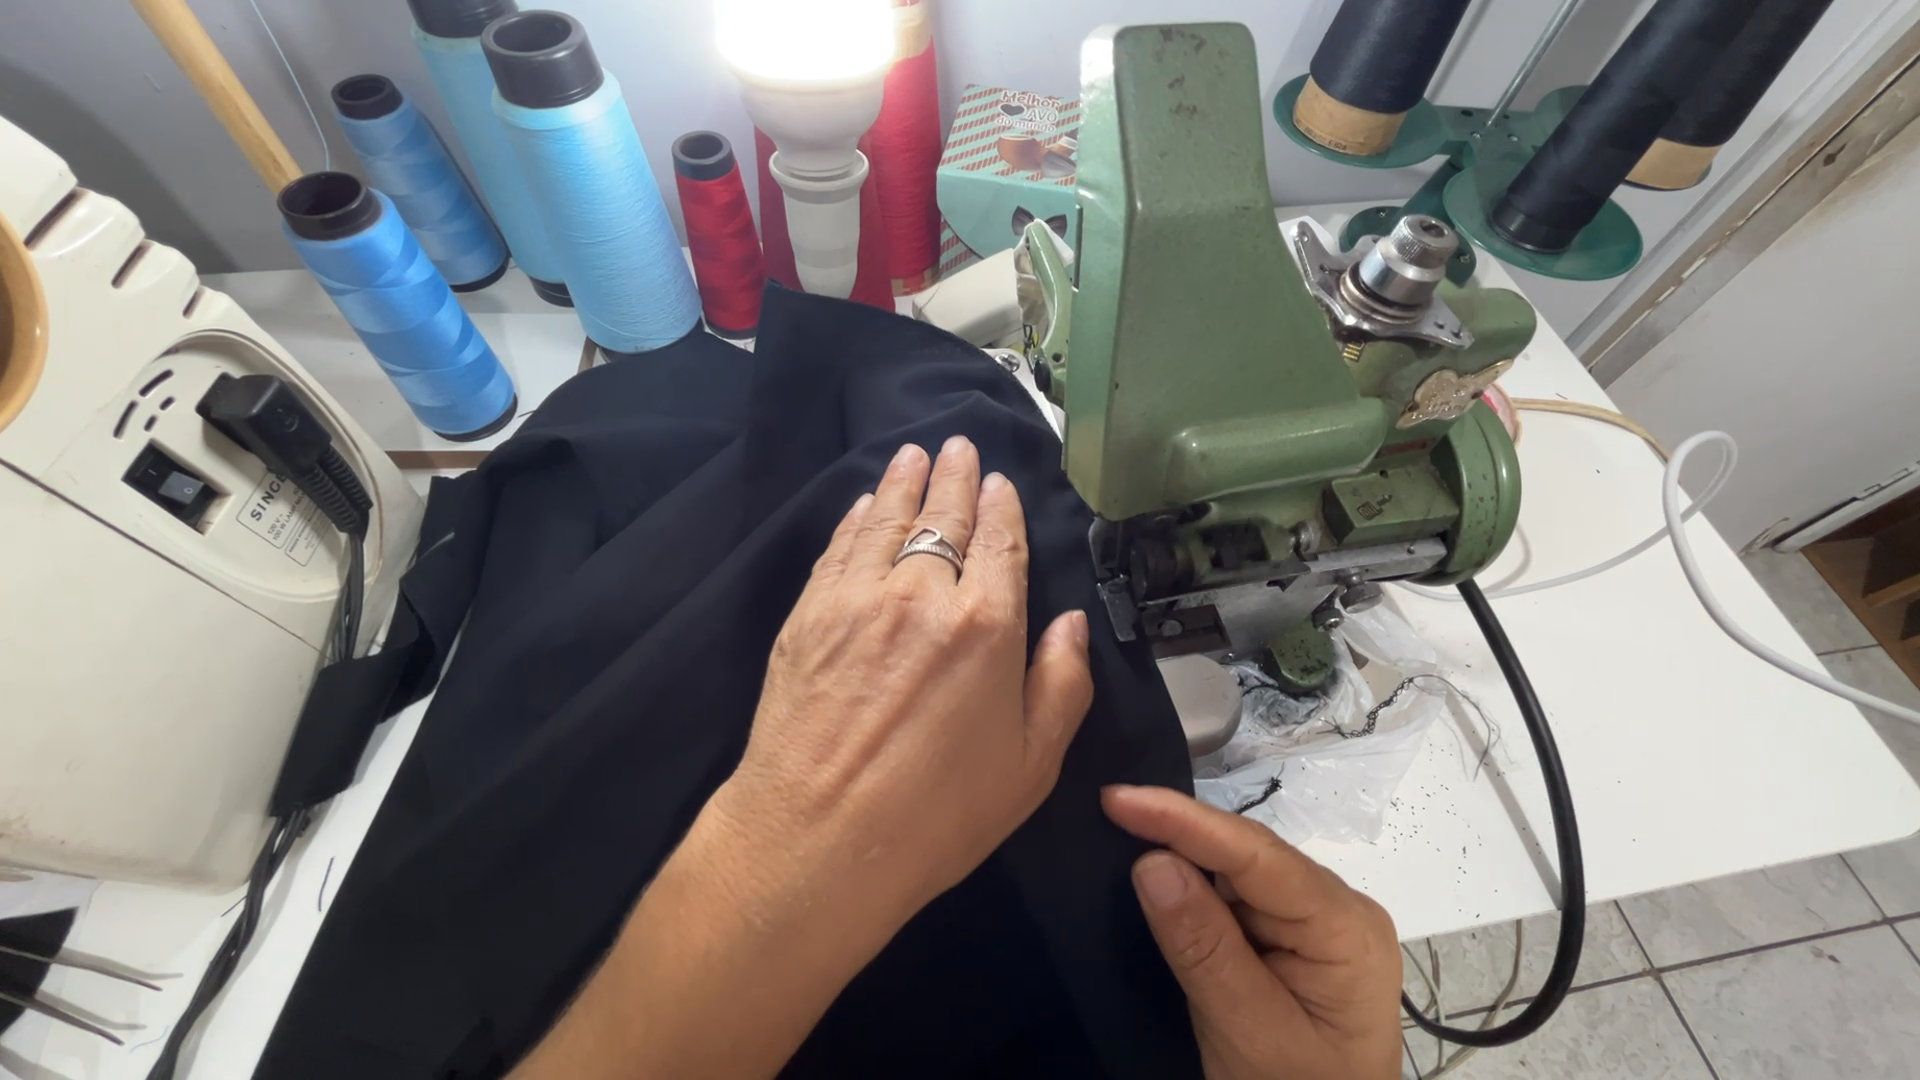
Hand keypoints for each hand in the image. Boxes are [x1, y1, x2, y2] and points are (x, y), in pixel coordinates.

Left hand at [511, 438, 1094, 1079]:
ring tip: (913, 453)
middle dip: (955, 476)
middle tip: (958, 444)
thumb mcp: (1032, 765)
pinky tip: (862, 503)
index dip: (1001, 508)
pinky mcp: (809, 613)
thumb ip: (1061, 683)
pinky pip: (839, 547)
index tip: (999, 481)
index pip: (999, 544)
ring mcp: (858, 597)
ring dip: (903, 482)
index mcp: (987, 625)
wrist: (816, 840)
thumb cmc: (939, 814)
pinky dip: (855, 518)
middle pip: (943, 518)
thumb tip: (1070, 620)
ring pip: (886, 519)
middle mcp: (923, 593)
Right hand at [1103, 785, 1402, 1079]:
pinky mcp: (1284, 932)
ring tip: (1119, 827)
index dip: (1183, 819)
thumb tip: (1150, 861)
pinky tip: (1154, 870)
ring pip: (1230, 866)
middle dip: (1175, 829)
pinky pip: (1227, 892)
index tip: (1117, 799)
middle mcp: (1333, 906)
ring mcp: (1310, 917)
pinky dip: (1187, 885)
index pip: (1256, 854)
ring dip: (1176, 853)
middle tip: (1107, 807)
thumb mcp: (1248, 1033)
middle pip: (1242, 851)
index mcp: (1344, 927)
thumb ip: (1203, 948)